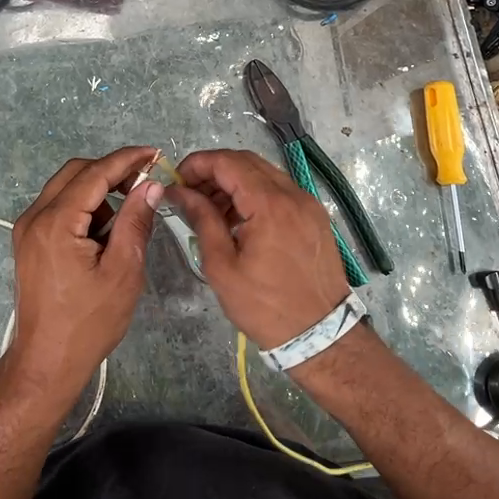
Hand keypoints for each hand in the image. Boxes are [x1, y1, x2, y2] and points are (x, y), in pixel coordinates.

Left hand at [1, 147, 158, 405]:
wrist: (46, 361)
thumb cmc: (88, 322)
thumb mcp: (122, 272)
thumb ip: (134, 222)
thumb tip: (149, 185)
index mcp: (56, 222)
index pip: (93, 173)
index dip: (125, 160)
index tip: (154, 153)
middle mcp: (34, 217)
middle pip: (74, 173)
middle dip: (110, 173)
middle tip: (143, 184)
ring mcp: (26, 229)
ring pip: (65, 189)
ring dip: (96, 194)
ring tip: (123, 226)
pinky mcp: (27, 242)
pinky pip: (57, 209)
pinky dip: (82, 210)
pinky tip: (103, 237)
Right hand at [166, 149, 350, 349]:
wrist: (322, 336)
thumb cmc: (265, 306)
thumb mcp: (222, 266)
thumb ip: (202, 220)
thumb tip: (179, 191)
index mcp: (269, 205)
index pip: (227, 162)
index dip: (196, 164)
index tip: (176, 181)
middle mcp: (293, 195)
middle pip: (246, 161)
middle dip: (213, 170)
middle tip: (189, 193)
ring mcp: (308, 204)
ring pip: (263, 173)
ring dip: (233, 182)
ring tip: (210, 210)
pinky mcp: (314, 217)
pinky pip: (279, 191)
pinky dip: (254, 194)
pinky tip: (238, 220)